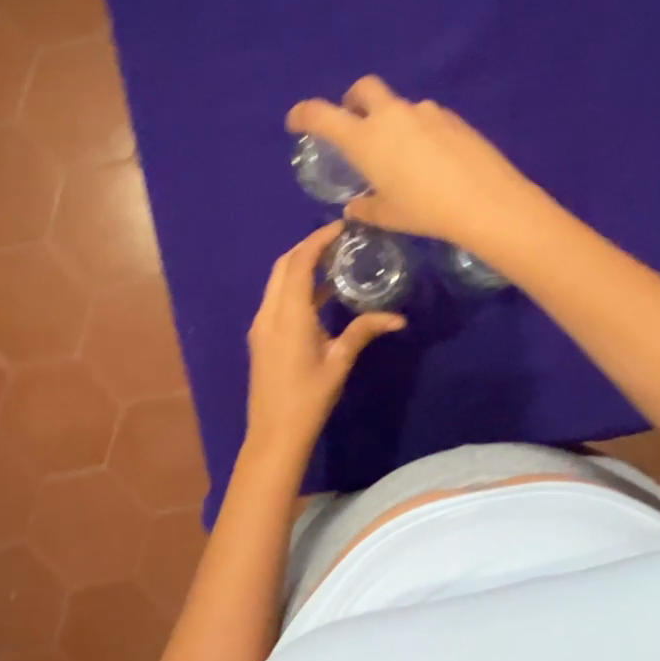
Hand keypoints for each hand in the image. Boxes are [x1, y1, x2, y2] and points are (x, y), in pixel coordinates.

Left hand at [245, 221, 406, 452]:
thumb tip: (398, 318)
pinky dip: (295, 286)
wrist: (274, 433)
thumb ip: (364, 332)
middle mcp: (269, 313)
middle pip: (284, 265)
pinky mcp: (261, 336)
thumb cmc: (309, 399)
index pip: (299, 262)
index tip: (341, 227)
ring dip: (301, 266)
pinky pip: (277, 298)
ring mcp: (261, 325)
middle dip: (308, 247)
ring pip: (278, 281)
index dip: (318, 240)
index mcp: (288, 315)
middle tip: (339, 241)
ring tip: (334, 261)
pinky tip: (321, 294)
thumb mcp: (340, 362)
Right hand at [285, 76, 543, 250]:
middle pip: (363, 88)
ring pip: (399, 105)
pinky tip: (432, 159)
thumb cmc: (427, 211)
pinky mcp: (452, 118)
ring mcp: (425, 112)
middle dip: (353, 100)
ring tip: (401, 153)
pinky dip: (419, 130)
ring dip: (392, 119)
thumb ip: (367, 209)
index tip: (297, 121)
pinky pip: (426, 117)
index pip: (321, 114)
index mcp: (365, 138)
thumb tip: (355, 208)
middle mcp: (391, 116)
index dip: (303, 114)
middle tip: (354, 122)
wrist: (487, 202)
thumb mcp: (390, 216)